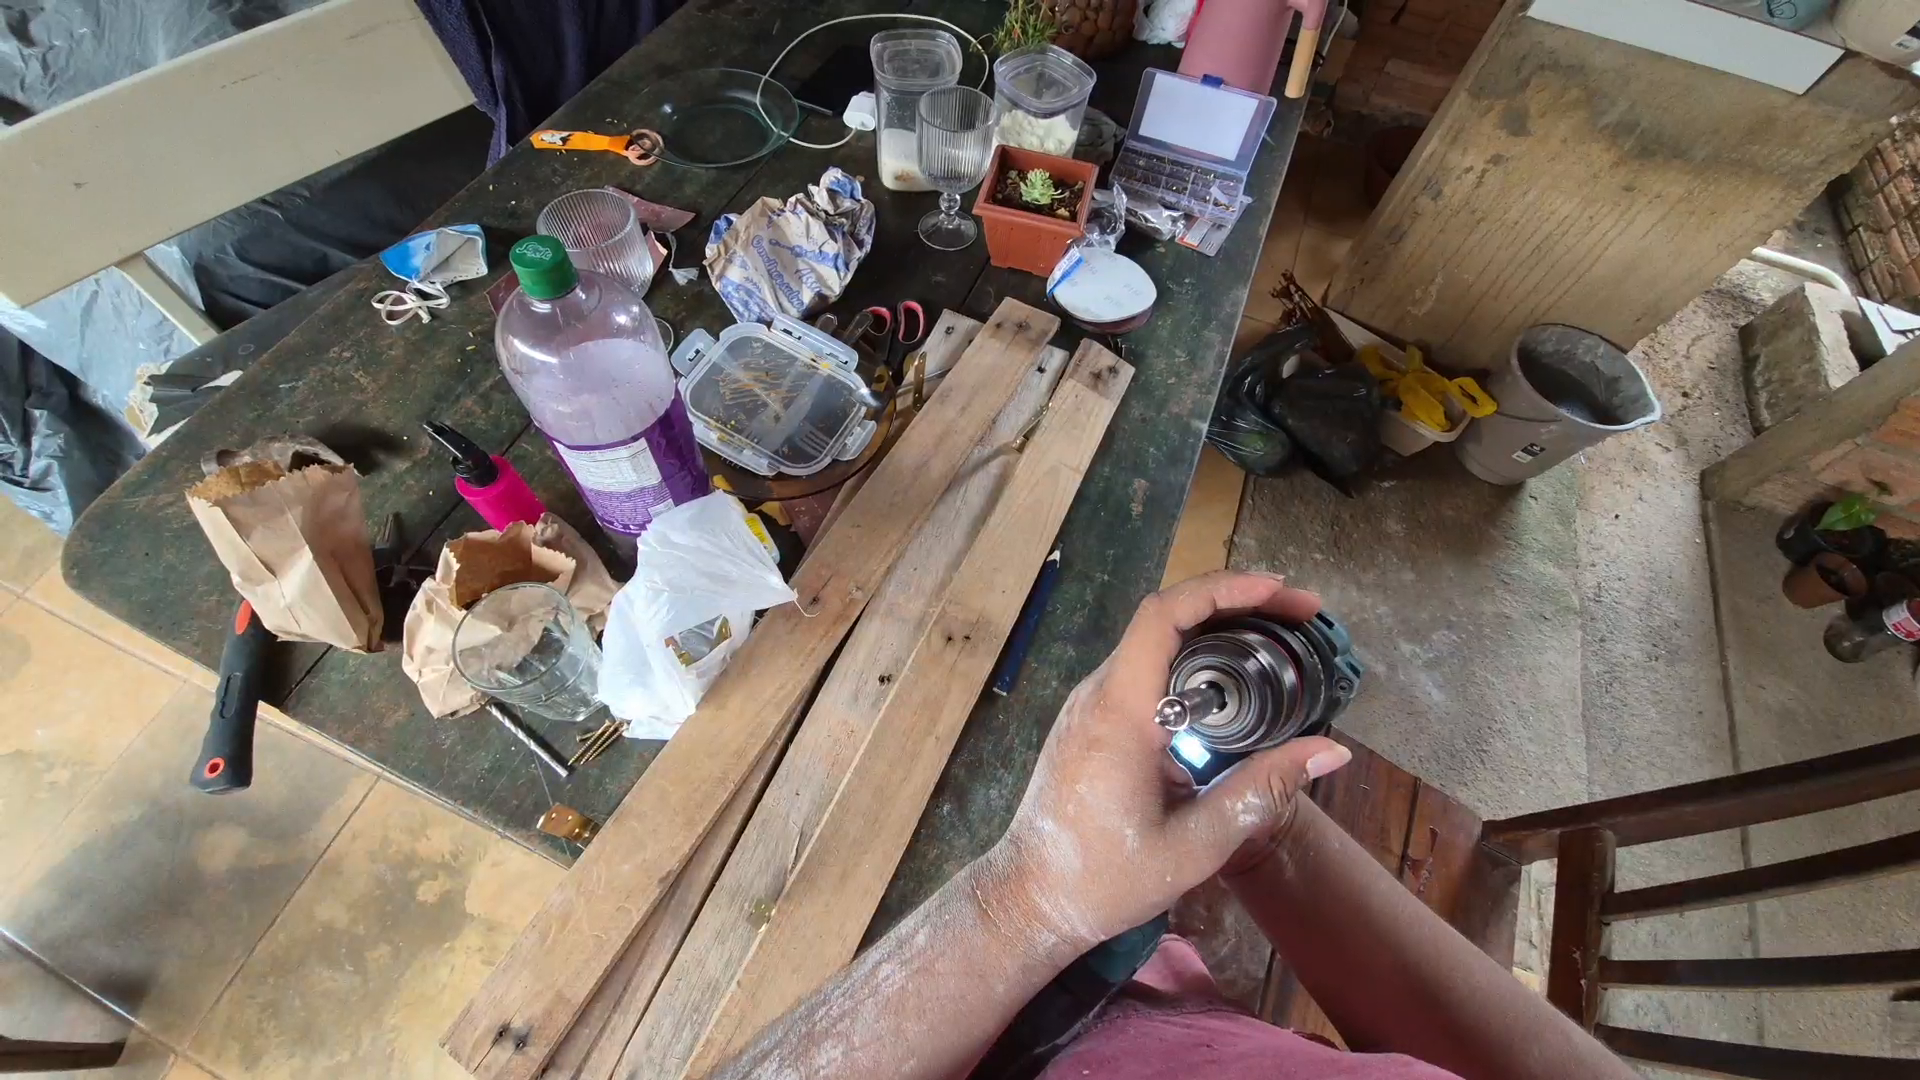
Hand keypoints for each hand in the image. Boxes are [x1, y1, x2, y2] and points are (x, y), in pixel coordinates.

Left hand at [971, 571, 1353, 957]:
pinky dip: (1190, 657)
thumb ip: (1261, 792)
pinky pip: (1143, 668)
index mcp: (1119, 711)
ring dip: (1213, 628)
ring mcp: (1089, 702)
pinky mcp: (1091, 717)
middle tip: (1298, 613)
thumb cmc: (1106, 876)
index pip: (1162, 617)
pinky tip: (1231, 678)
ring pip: (1152, 641)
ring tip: (1277, 635)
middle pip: (1163, 618)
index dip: (1221, 590)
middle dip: (1232, 602)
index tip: (1277, 590)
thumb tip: (1331, 750)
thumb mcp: (1194, 844)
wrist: (1032, 892)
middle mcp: (1098, 693)